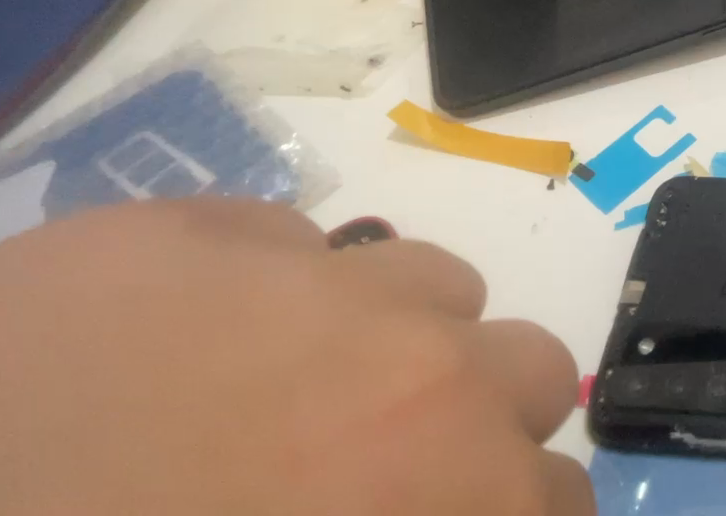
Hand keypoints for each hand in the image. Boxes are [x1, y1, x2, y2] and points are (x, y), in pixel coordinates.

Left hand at [0, 199, 591, 515]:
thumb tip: (441, 505)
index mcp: (435, 486)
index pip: (558, 498)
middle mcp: (412, 366)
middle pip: (530, 372)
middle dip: (482, 432)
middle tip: (382, 485)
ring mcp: (299, 284)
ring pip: (435, 284)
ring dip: (398, 345)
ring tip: (288, 404)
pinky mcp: (167, 236)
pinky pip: (291, 240)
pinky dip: (274, 294)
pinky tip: (183, 352)